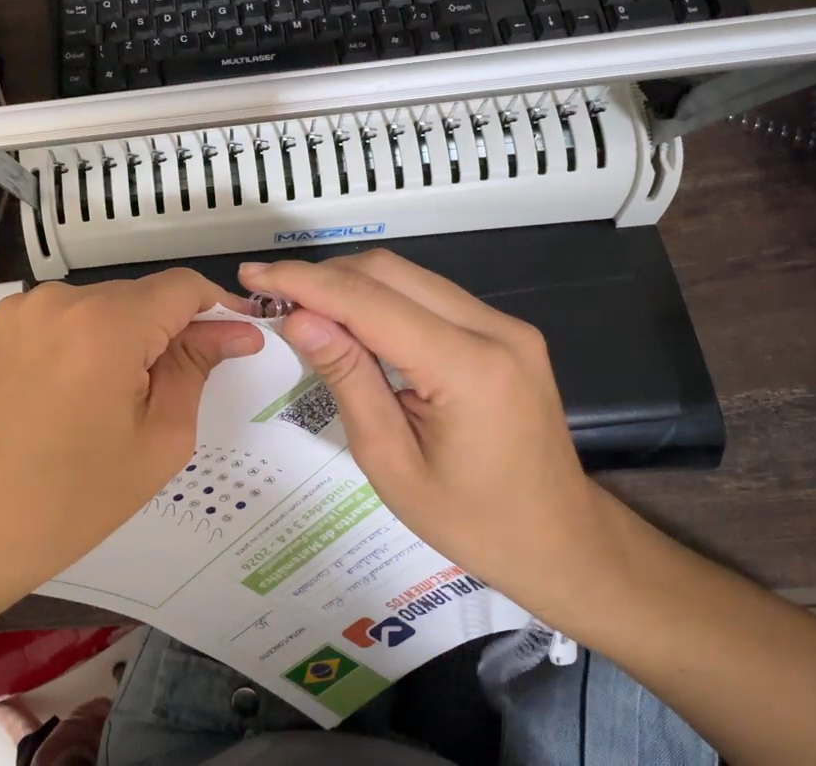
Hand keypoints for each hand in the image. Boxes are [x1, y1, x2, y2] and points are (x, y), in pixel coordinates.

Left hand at [0, 270, 263, 614]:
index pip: (183, 287)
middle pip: (142, 296)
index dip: (218, 309)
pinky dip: (91, 341)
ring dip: (130, 338)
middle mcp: (61, 298)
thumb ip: (196, 369)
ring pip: (105, 306)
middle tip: (182, 391)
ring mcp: (25, 308)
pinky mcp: (3, 326)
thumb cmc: (73, 499)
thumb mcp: (158, 438)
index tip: (239, 342)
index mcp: (104, 323)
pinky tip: (87, 392)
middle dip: (173, 331)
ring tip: (126, 402)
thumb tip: (236, 331)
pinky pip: (69, 318)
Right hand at [238, 251, 615, 607]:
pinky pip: (428, 296)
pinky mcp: (504, 333)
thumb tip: (300, 319)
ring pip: (408, 277)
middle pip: (388, 272)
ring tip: (301, 310)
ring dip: (349, 285)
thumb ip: (347, 379)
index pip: (367, 300)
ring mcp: (505, 327)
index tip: (252, 276)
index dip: (303, 282)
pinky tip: (350, 324)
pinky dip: (380, 300)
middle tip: (271, 298)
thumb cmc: (473, 522)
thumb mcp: (390, 461)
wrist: (563, 544)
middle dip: (322, 276)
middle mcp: (494, 330)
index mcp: (467, 368)